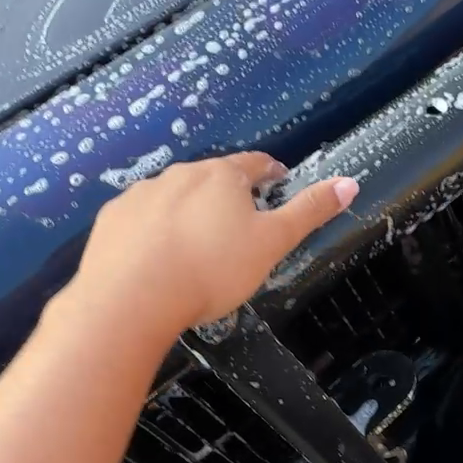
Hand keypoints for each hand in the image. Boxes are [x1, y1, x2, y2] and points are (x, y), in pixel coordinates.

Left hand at [71, 153, 357, 333]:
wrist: (130, 300)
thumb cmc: (214, 268)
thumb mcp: (273, 242)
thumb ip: (310, 212)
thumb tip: (349, 183)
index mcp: (223, 176)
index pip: (254, 163)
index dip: (271, 172)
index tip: (279, 182)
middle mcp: (180, 175)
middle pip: (212, 177)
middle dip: (229, 193)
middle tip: (242, 222)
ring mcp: (141, 195)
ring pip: (175, 195)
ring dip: (191, 210)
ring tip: (200, 243)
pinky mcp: (112, 220)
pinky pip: (143, 218)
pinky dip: (156, 229)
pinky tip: (160, 256)